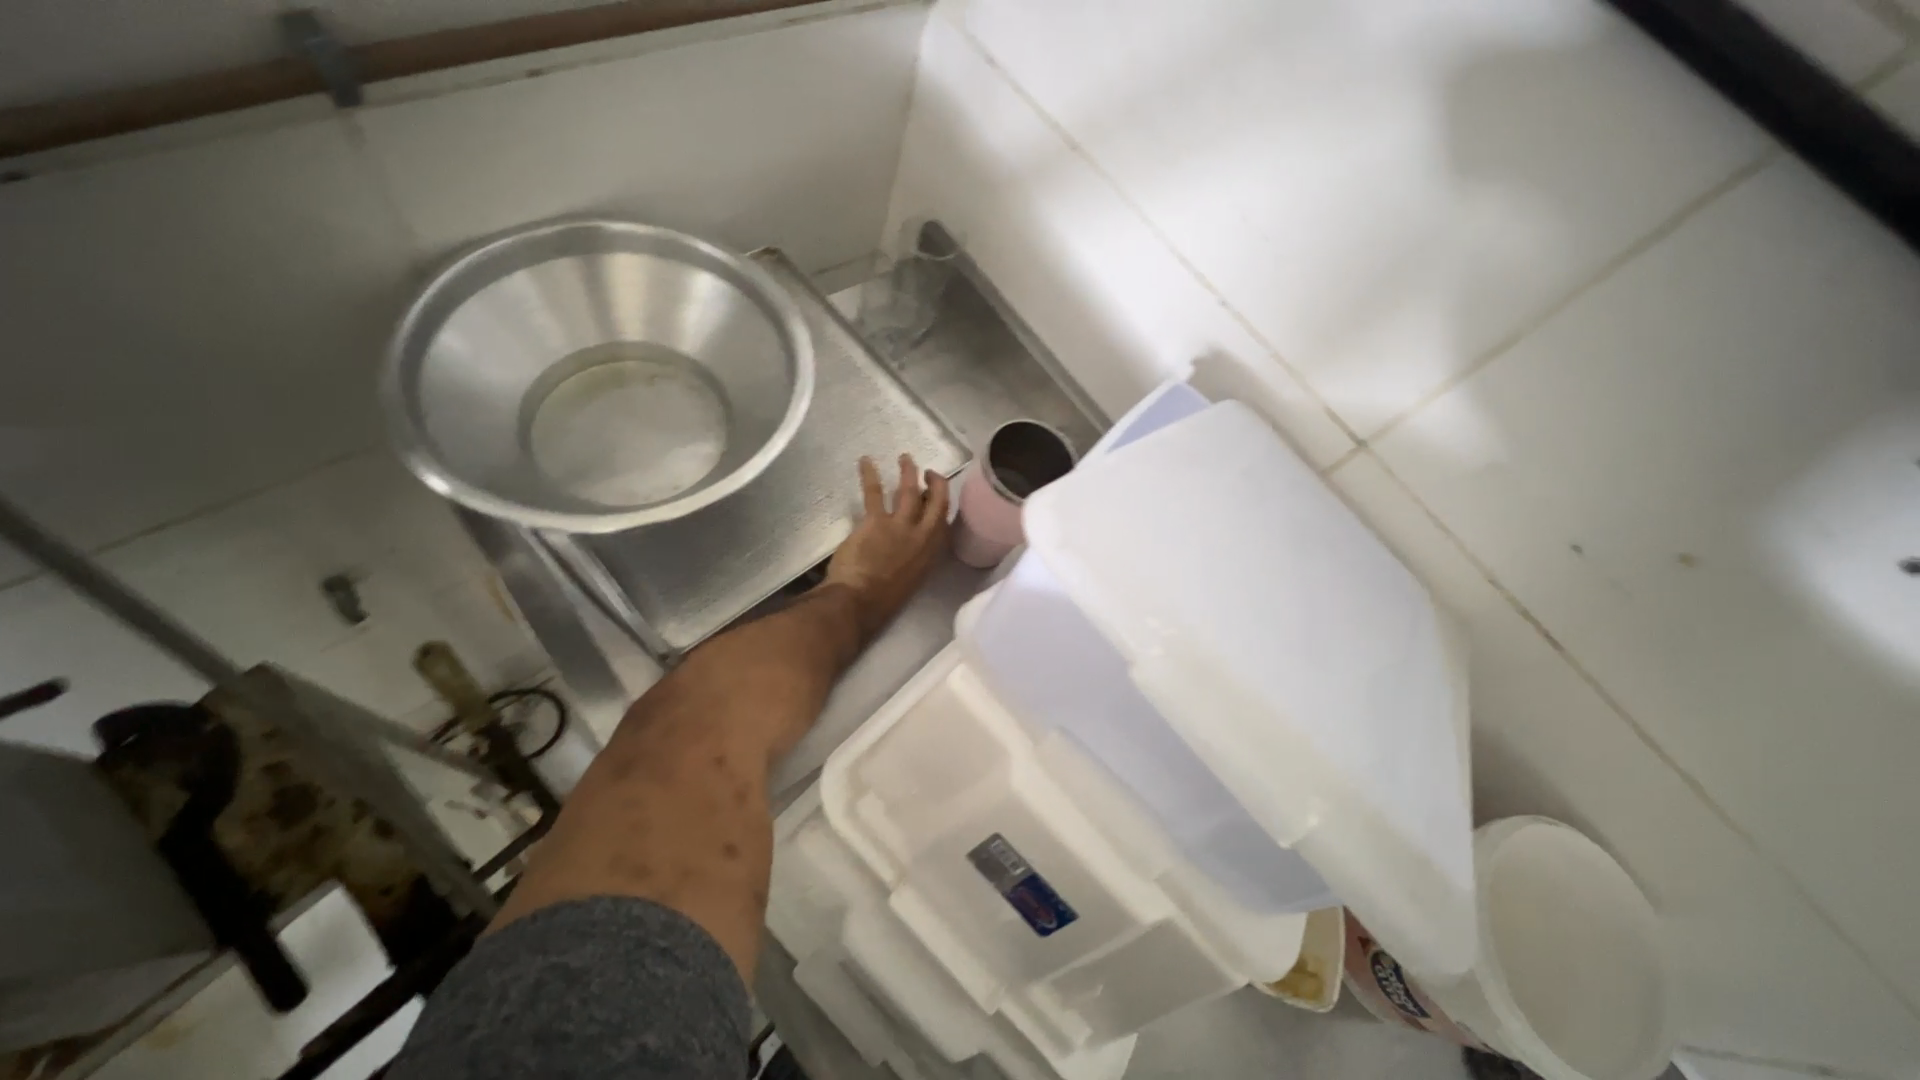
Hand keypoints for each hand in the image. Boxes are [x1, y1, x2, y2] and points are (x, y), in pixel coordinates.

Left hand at [825, 454, 950, 638]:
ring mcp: (901, 526)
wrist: (860, 602)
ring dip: (908, 472)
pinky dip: (869, 474)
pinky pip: (874, 492)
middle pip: (936, 501)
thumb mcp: (910, 581)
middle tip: (930, 472)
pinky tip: (865, 461)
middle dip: (935, 483)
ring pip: (909, 491)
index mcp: (932, 554)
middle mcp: (923, 537)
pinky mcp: (876, 520)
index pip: (944, 523)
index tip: (936, 498)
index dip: (942, 506)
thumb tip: (908, 548)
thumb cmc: (882, 600)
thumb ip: (914, 560)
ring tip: (905, 458)